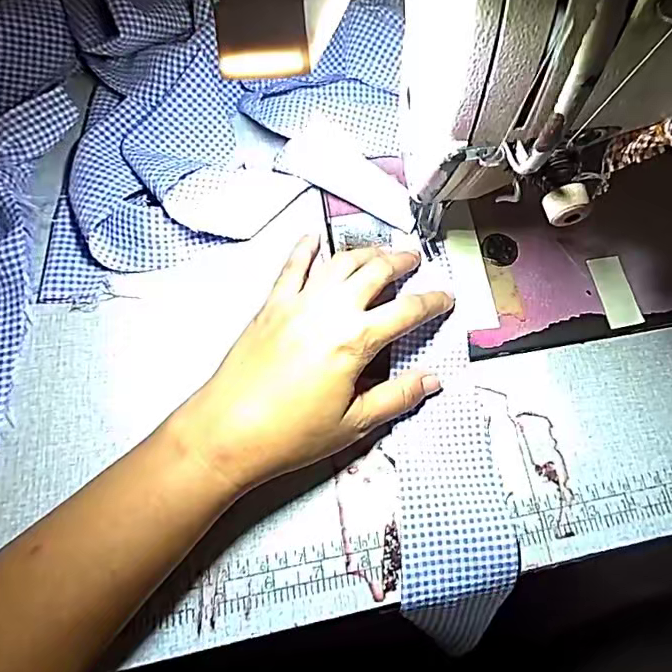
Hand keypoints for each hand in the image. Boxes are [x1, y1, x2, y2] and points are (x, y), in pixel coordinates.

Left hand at [163, 237, 453, 493]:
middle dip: (400, 261)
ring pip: (338, 262)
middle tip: (413, 260)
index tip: (443, 298)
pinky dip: (305, 248)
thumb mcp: (353, 424)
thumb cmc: (285, 433)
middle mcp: (327, 312)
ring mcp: (297, 304)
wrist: (227, 430)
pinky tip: (312, 238)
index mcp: (354, 341)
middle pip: (375, 272)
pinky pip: (291, 267)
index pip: (406, 311)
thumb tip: (428, 382)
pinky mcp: (271, 305)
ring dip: (364, 251)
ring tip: (378, 251)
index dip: (432, 302)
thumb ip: (396, 397)